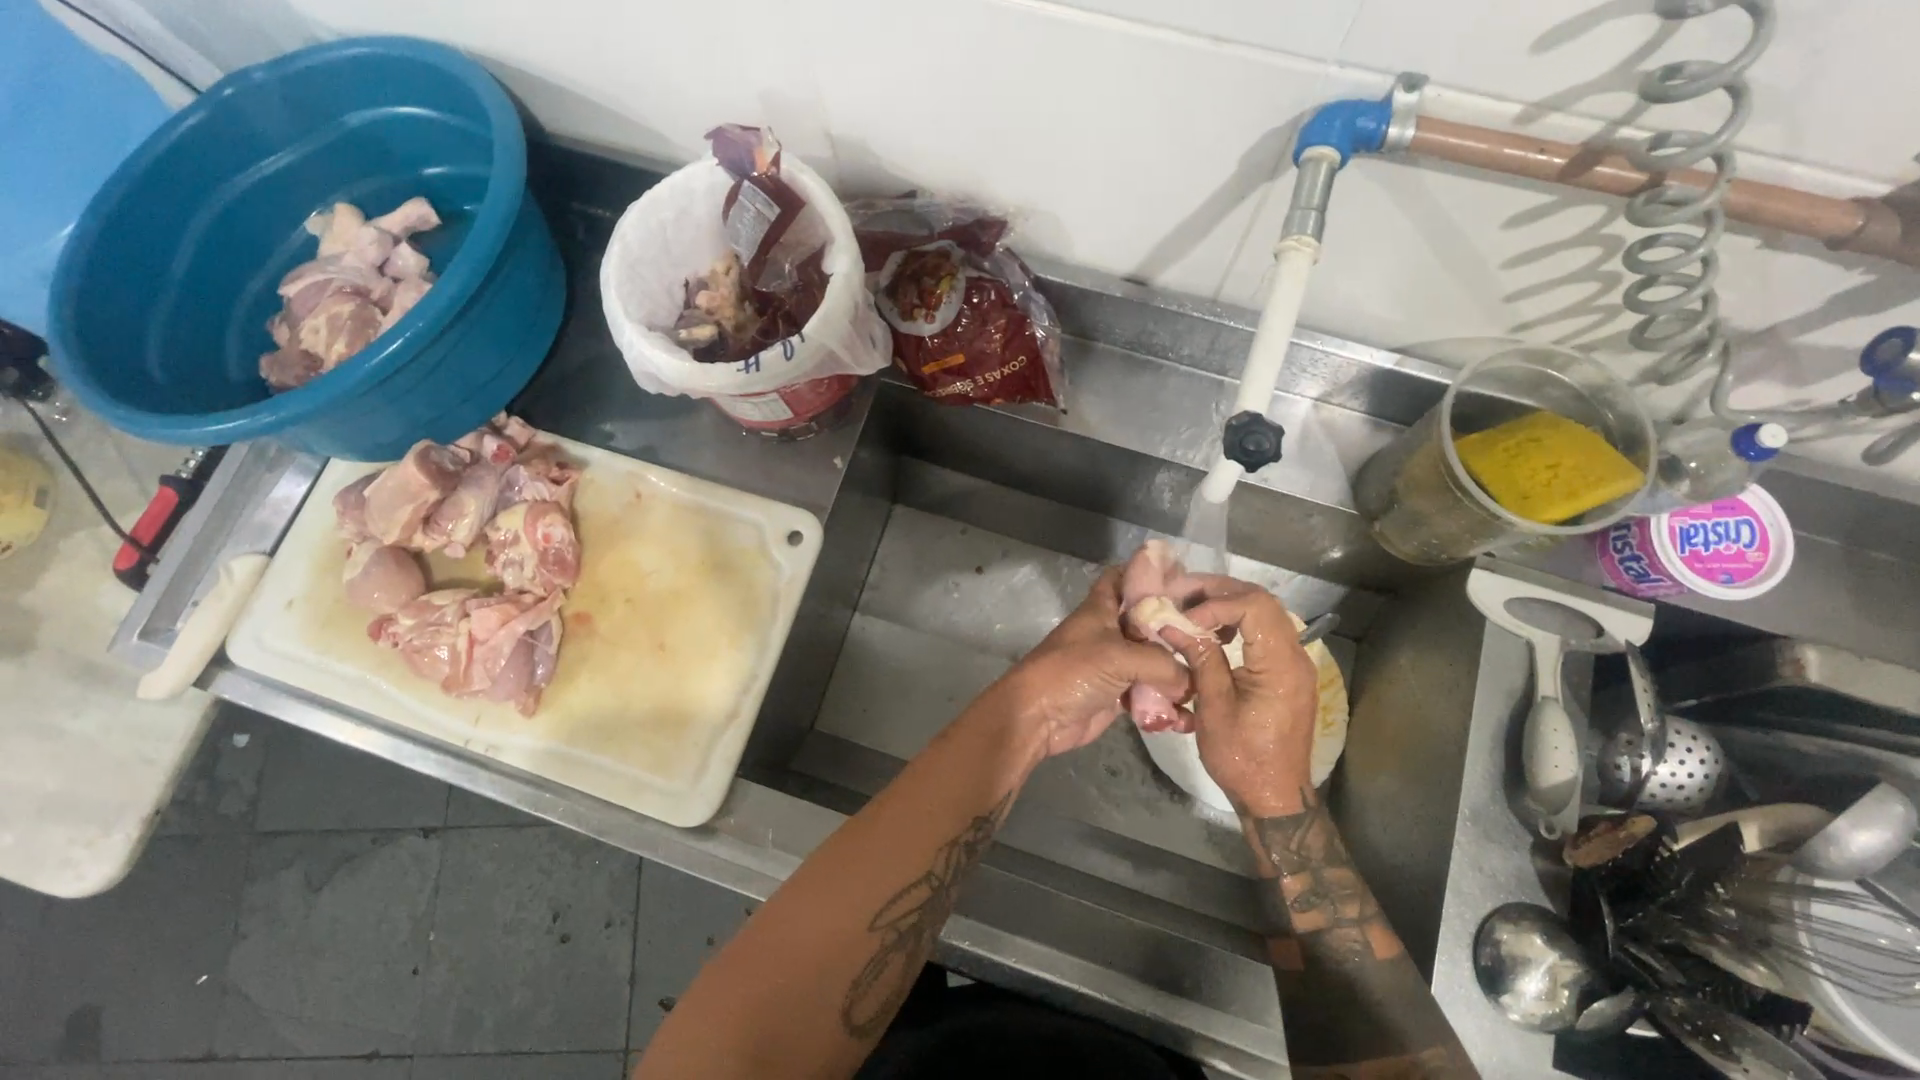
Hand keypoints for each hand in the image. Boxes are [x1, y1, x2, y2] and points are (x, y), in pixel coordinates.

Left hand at [976, 566, 1192, 761]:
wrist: (1037, 717)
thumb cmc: (1072, 672)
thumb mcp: (1119, 656)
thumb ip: (1161, 662)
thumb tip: (1188, 680)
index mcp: (1102, 609)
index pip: (1123, 577)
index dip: (1148, 573)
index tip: (1184, 578)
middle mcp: (1110, 632)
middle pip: (1149, 623)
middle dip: (1177, 629)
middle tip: (1214, 635)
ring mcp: (1113, 665)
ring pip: (1153, 662)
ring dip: (1176, 674)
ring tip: (1207, 681)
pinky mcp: (1116, 695)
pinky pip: (1148, 695)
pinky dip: (1166, 705)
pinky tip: (1187, 716)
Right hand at [1161, 583, 1320, 817]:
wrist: (1274, 796)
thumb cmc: (1242, 757)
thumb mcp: (1214, 707)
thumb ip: (1200, 658)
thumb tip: (1174, 623)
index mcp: (1281, 665)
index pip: (1254, 606)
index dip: (1215, 602)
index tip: (1184, 617)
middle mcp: (1295, 656)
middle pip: (1262, 602)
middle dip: (1219, 593)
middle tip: (1181, 596)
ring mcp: (1294, 664)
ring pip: (1265, 614)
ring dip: (1227, 605)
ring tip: (1191, 611)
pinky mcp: (1287, 674)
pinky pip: (1265, 634)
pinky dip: (1237, 624)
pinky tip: (1211, 635)